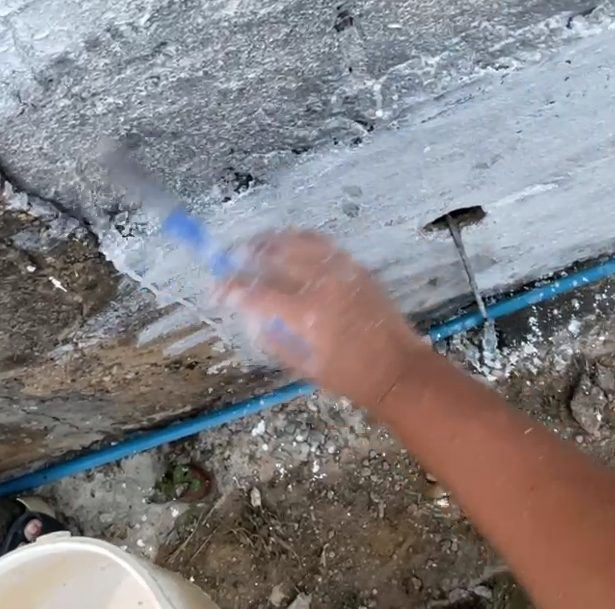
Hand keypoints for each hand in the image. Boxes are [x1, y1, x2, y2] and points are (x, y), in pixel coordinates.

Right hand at [217, 231, 430, 407]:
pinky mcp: (353, 265)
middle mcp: (321, 284)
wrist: (397, 368)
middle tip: (226, 259)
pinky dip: (296, 238)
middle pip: (272, 257)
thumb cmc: (349, 376)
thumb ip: (272, 337)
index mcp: (306, 315)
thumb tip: (247, 313)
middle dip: (243, 256)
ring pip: (295, 241)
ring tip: (250, 245)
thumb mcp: (302, 366)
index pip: (257, 293)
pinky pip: (319, 242)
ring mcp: (339, 270)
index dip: (231, 289)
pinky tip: (285, 242)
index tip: (217, 290)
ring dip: (267, 241)